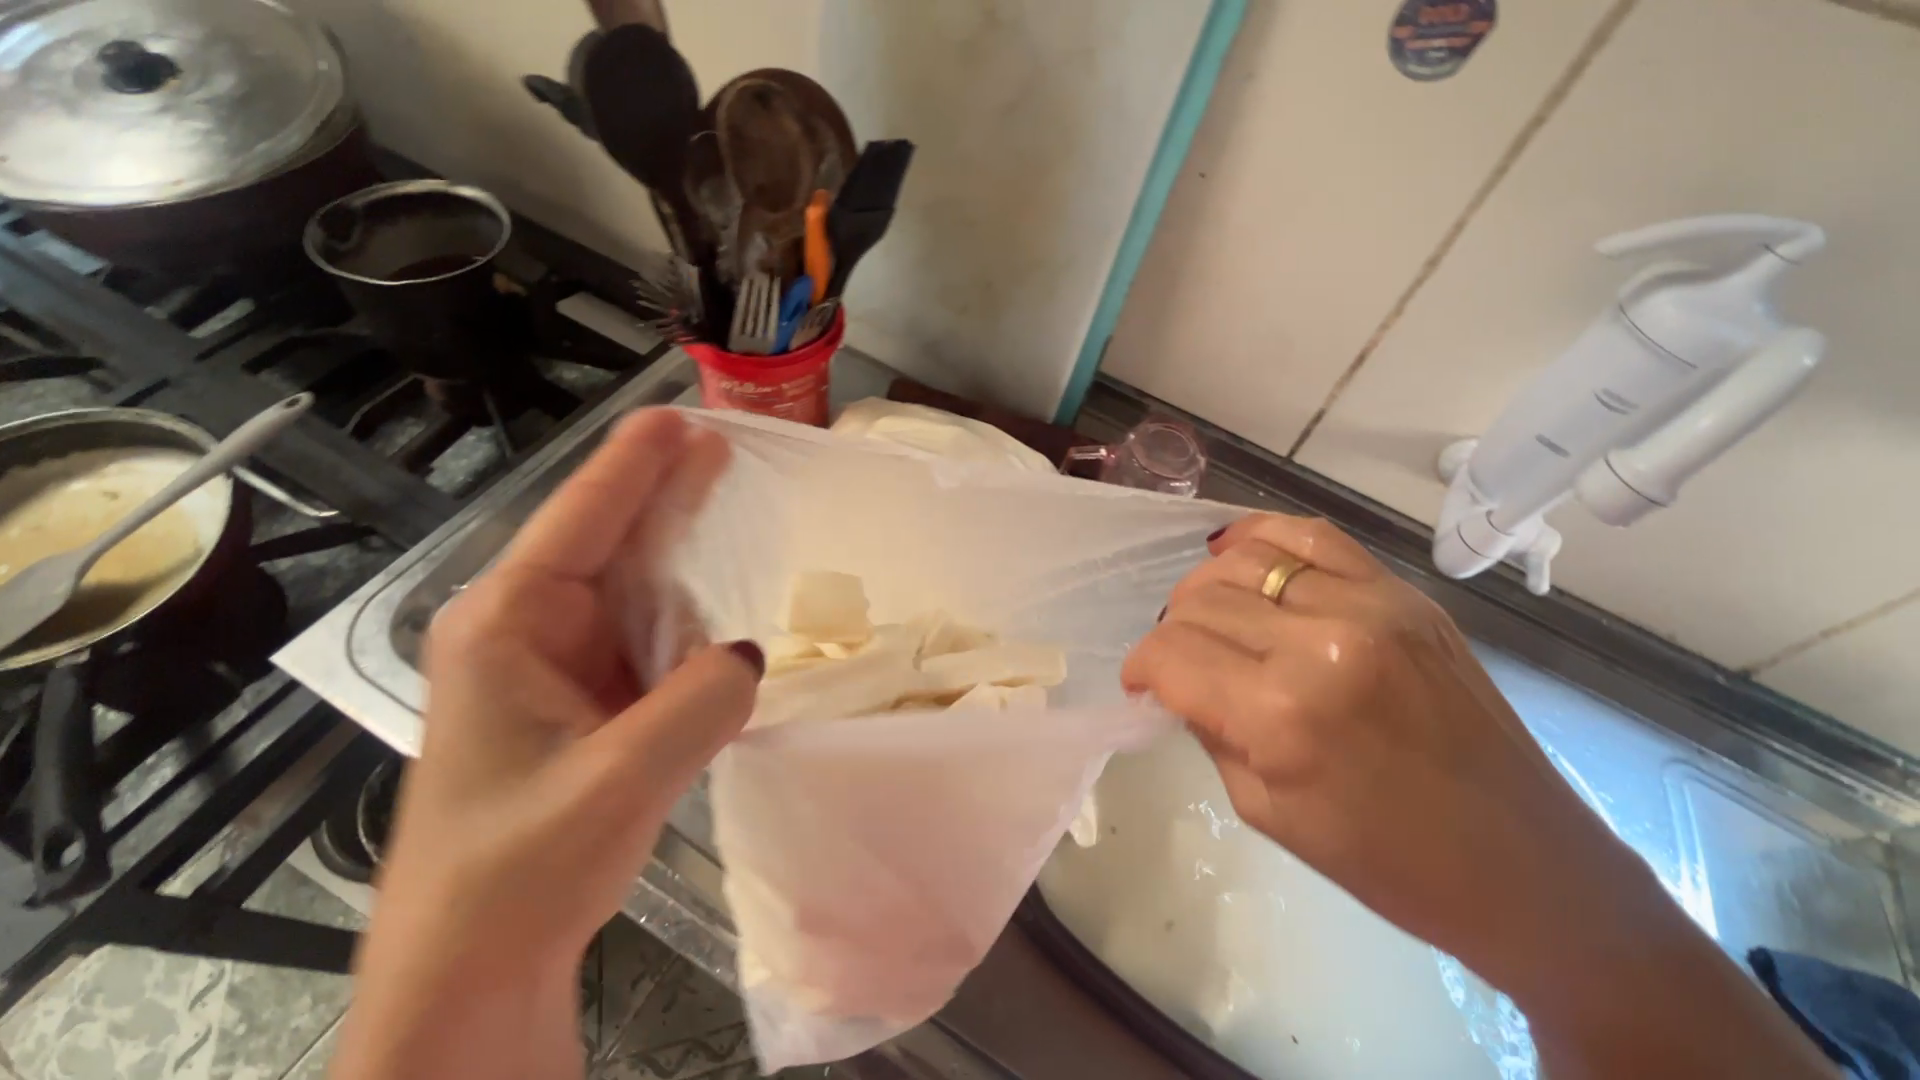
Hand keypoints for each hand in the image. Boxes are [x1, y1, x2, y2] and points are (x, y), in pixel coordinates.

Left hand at [332, 409, 762, 1079]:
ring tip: (728, 507)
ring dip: (675, 554)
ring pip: (624, 592)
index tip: (679, 417)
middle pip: (603, 542)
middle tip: (720, 446)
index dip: (633, 465)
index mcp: (508, 626)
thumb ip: (699, 702)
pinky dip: (678, 619)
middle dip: (659, 494)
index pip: (581, 521)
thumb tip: (745, 653)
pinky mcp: (577, 706)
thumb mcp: (619, 780)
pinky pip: (637, 642)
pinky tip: (713, 602)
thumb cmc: (520, 868)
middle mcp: (522, 632)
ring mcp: (549, 670)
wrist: (473, 965)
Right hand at [1124, 513, 1834, 1077]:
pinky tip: (1242, 556)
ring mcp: (1371, 606)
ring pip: (1246, 560)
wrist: (1525, 864)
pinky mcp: (1406, 594)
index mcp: (1281, 715)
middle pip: (1201, 601)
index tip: (1143, 686)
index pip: (1170, 655)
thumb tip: (1181, 681)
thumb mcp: (1267, 812)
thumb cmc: (1388, 863)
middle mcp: (1320, 643)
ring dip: (1209, 589)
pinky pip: (1313, 537)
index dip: (1142, 668)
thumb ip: (1213, 730)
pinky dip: (1263, 538)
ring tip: (1214, 620)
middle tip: (1183, 665)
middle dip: (1174, 632)